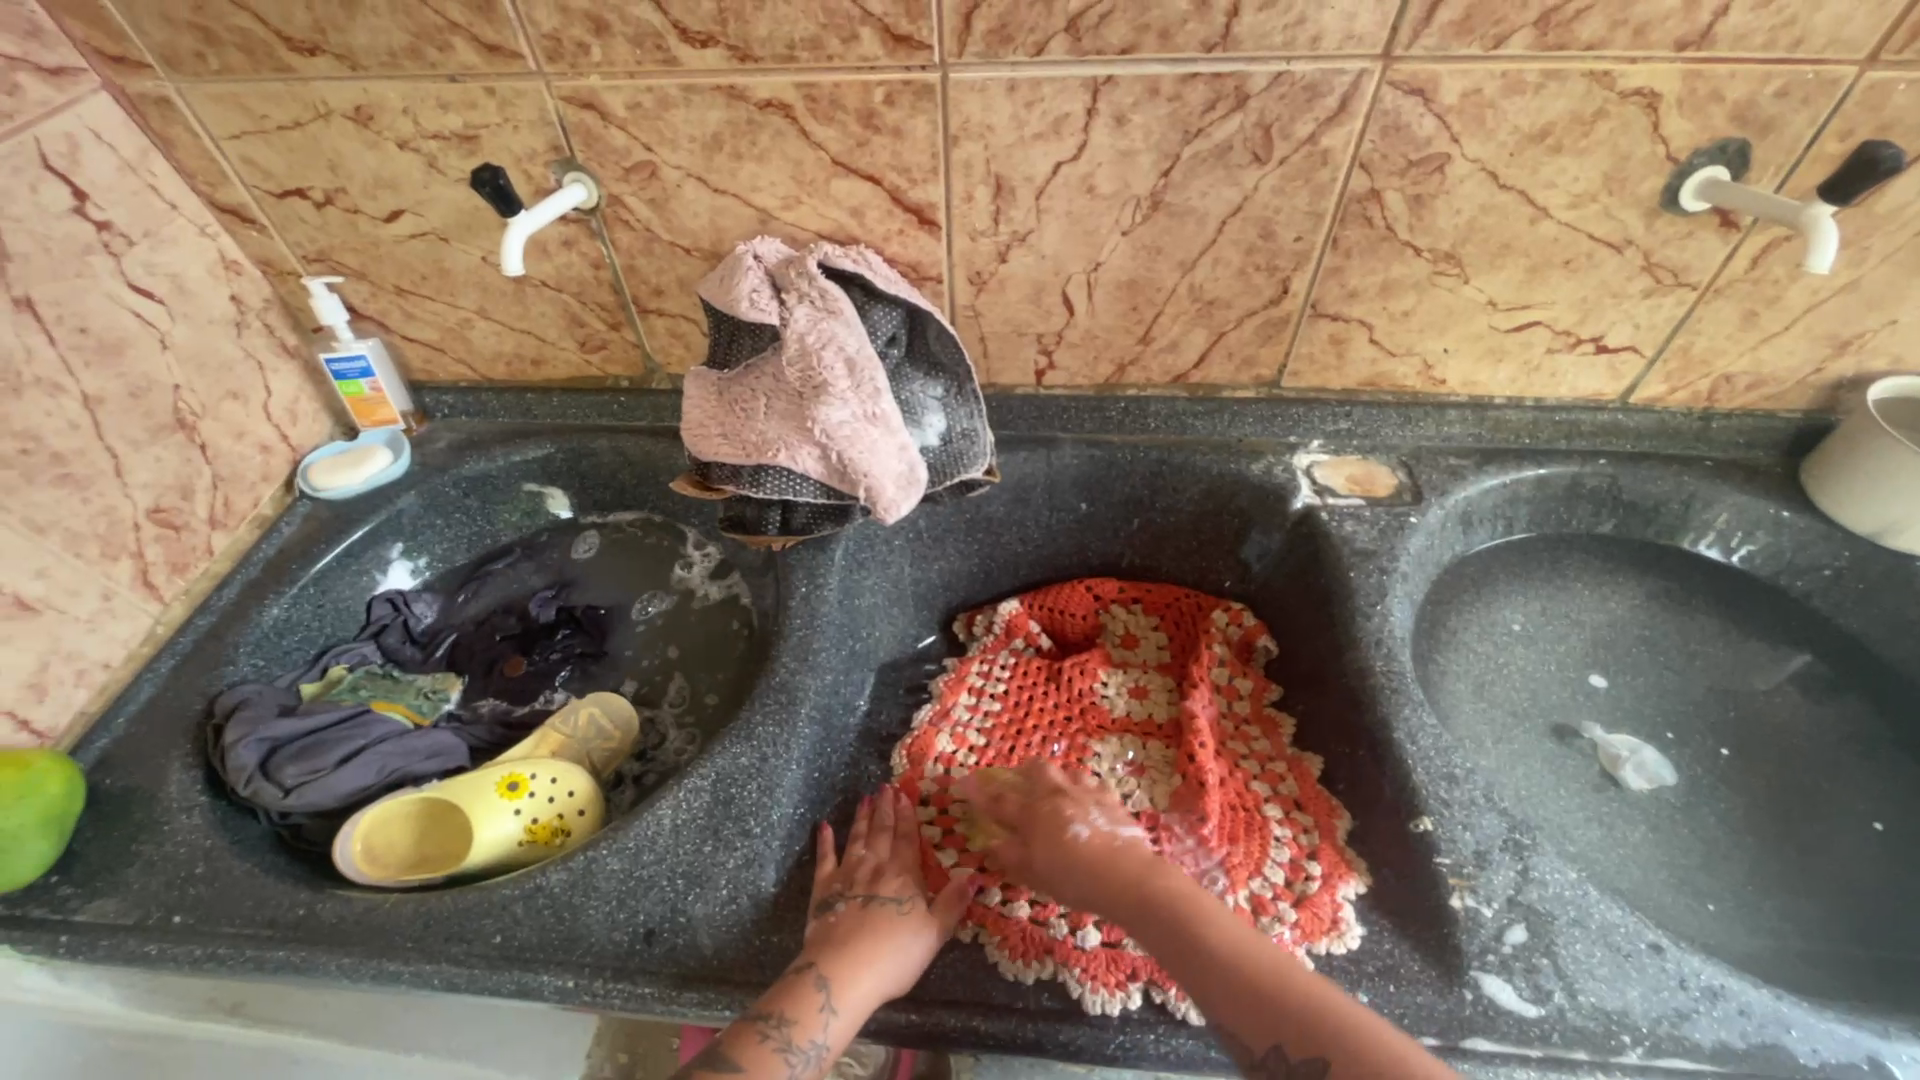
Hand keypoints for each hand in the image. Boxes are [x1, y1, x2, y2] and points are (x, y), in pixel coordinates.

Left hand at [801, 785, 976, 1008]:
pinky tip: (824, 827)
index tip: (904, 795)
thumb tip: (974, 876)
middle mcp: (876, 867)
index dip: (907, 816)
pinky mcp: (823, 889)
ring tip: (864, 798)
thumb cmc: (894, 957)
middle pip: (882, 832)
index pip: (907, 839)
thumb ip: (953, 903)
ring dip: (861, 817)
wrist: (843, 973)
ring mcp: (847, 875)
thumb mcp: (934, 934)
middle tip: (885, 787)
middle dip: (885, 809)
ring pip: (856, 838)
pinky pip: (824, 858)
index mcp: (904, 876)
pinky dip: (825, 841)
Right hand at [961, 760, 1168, 918]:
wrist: (1127, 877)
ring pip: (1068, 771)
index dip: (978, 791)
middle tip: (1021, 782)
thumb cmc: (1073, 880)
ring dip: (1059, 778)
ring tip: (1058, 791)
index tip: (963, 782)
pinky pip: (1095, 784)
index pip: (998, 799)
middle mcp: (1057, 795)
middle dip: (1025, 771)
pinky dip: (1087, 790)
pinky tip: (1089, 803)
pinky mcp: (1112, 799)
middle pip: (1037, 769)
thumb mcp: (1033, 875)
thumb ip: (1009, 856)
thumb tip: (988, 843)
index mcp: (1033, 814)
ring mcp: (1087, 793)